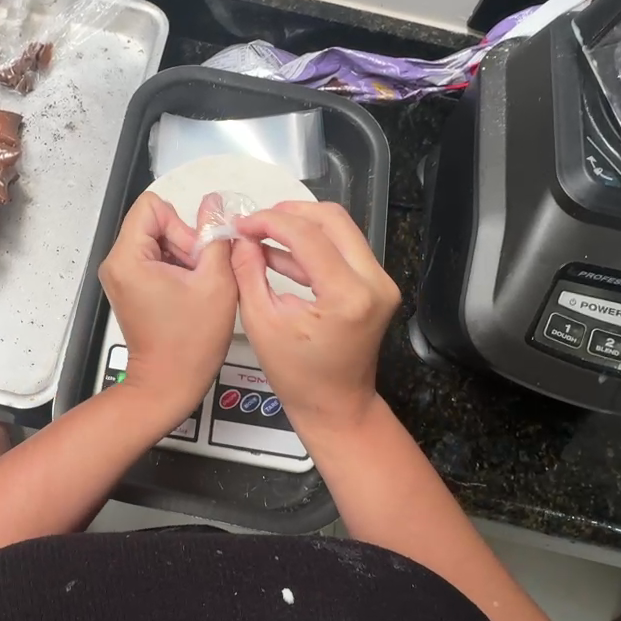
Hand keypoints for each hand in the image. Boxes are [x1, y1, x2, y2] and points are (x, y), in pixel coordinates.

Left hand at [99, 191, 237, 427]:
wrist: (168, 383)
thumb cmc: (190, 341)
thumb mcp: (216, 282)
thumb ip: (216, 237)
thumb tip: (215, 204)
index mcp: (127, 258)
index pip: (152, 206)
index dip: (181, 225)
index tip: (194, 257)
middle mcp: (115, 263)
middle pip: (154, 223)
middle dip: (183, 243)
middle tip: (199, 276)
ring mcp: (120, 276)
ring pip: (157, 240)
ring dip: (182, 257)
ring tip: (195, 288)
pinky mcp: (128, 287)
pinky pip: (154, 259)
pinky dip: (174, 269)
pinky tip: (187, 294)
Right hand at [231, 202, 399, 439]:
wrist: (337, 406)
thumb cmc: (297, 376)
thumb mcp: (262, 322)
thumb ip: (248, 273)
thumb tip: (240, 237)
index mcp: (347, 295)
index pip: (307, 236)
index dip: (269, 222)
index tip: (241, 223)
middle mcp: (374, 282)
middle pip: (332, 219)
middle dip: (289, 213)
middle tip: (255, 222)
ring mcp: (381, 282)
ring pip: (341, 229)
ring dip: (301, 227)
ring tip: (262, 235)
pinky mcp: (377, 286)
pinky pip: (344, 249)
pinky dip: (312, 246)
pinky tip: (279, 253)